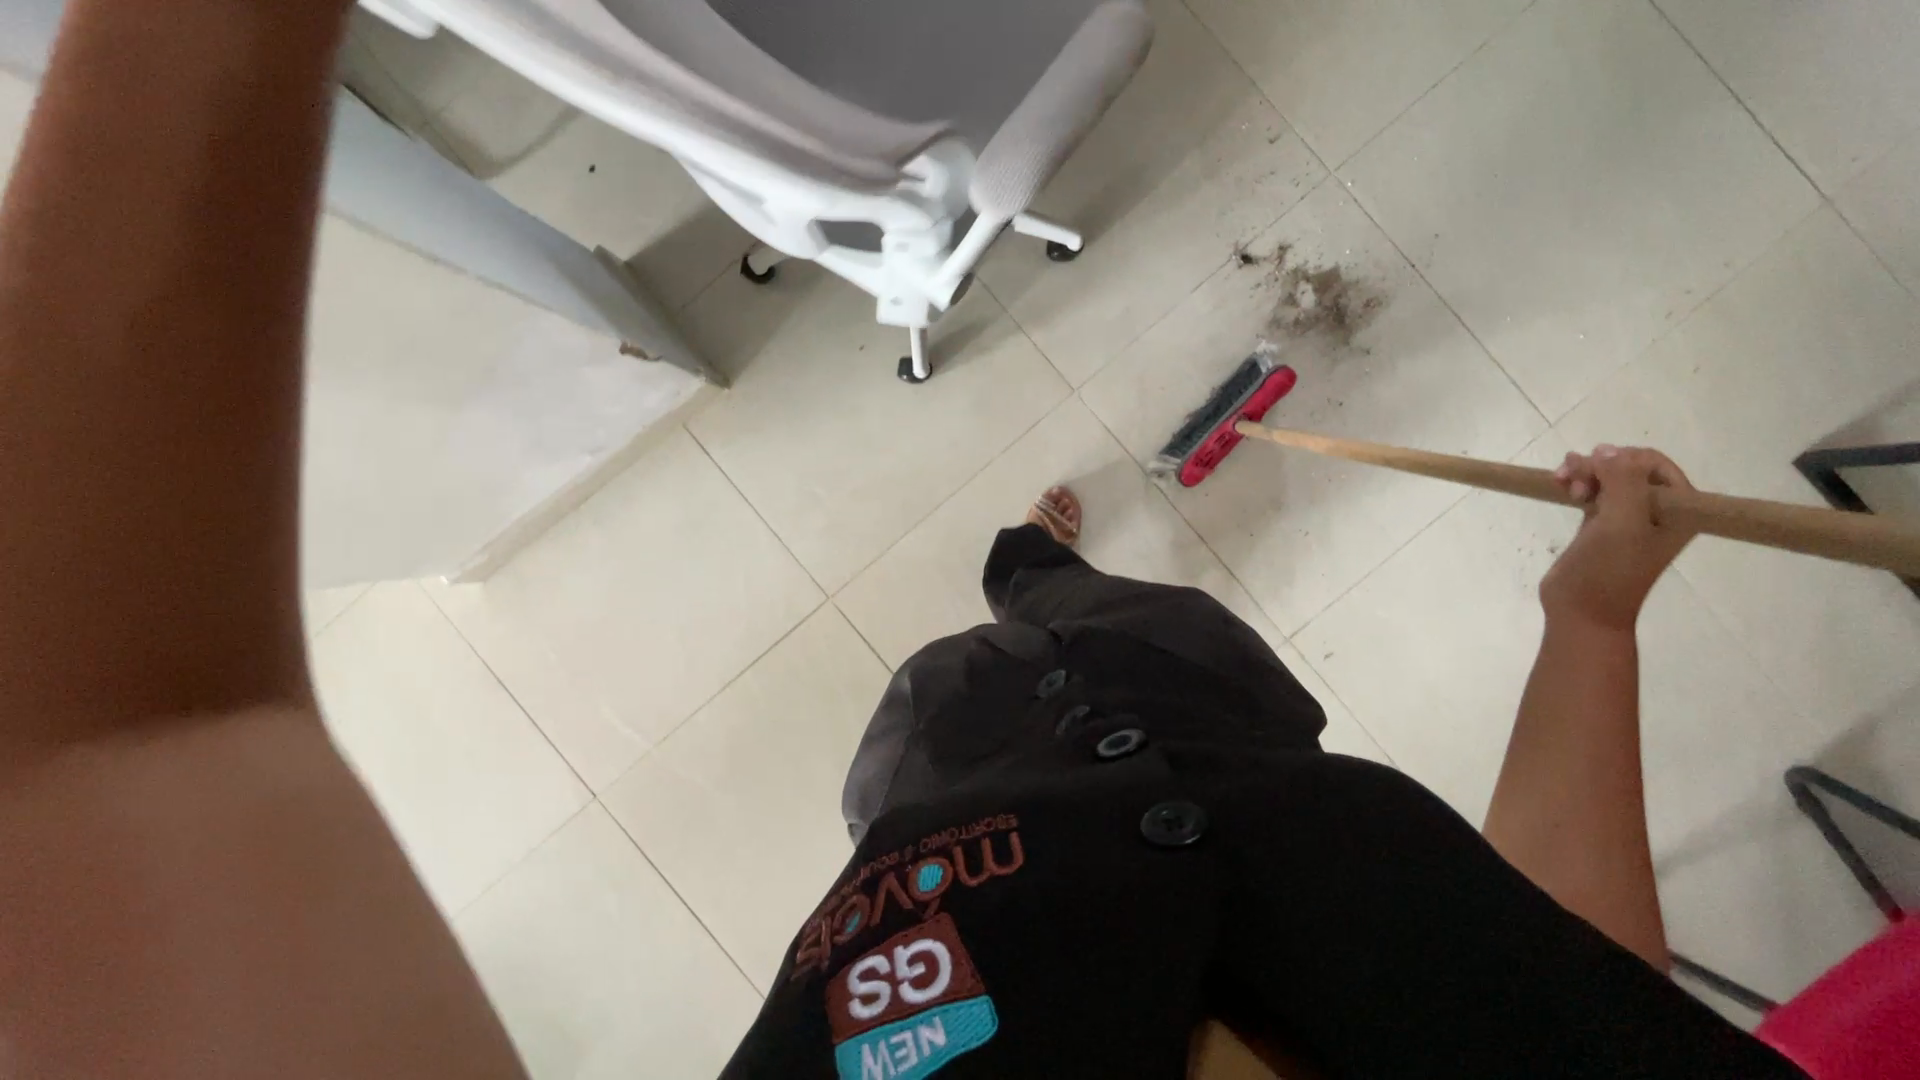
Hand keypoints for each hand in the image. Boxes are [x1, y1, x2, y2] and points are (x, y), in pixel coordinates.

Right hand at [1540, 445, 1695, 632]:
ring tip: (1561, 481)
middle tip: (1571, 477)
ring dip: (1583, 472)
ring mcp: (1628, 518)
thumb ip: (1622, 481)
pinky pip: (1591, 493)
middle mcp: (1658, 510)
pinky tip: (1557, 485)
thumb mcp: (1622, 521)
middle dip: (1599, 465)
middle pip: (1628, 468)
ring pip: (1607, 478)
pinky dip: (1575, 484)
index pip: (1655, 464)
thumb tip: (1606, 449)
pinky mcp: (1599, 526)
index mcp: (1680, 509)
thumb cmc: (1609, 569)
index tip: (1592, 470)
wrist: (1583, 611)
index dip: (1622, 459)